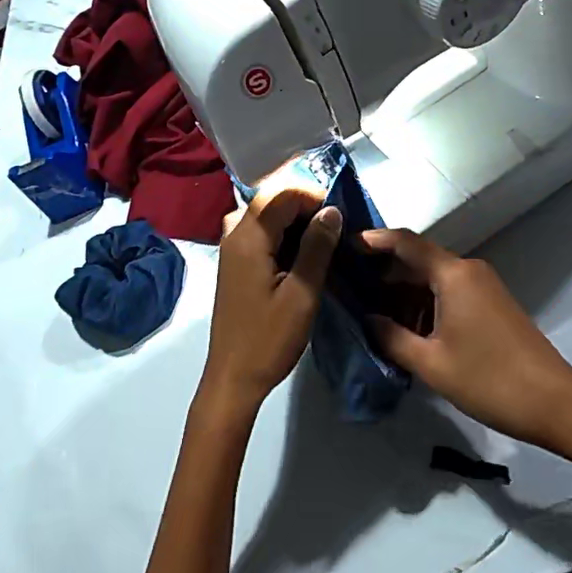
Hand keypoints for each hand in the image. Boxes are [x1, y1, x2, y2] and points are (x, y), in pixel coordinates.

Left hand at [202, 186, 342, 415]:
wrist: (234, 378)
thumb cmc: (269, 338)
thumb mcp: (302, 293)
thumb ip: (317, 247)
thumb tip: (332, 210)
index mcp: (248, 238)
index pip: (281, 194)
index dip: (312, 197)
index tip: (339, 219)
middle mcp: (234, 235)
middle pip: (270, 201)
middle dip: (304, 207)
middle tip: (333, 230)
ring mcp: (231, 251)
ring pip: (264, 217)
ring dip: (293, 222)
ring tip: (320, 241)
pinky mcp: (235, 266)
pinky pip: (259, 235)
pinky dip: (281, 236)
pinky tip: (301, 256)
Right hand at [363, 229, 571, 449]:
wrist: (555, 404)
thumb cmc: (488, 380)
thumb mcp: (430, 363)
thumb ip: (391, 337)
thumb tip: (367, 319)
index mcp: (453, 275)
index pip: (406, 242)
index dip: (373, 240)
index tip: (344, 246)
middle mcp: (468, 270)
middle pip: (417, 260)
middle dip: (383, 272)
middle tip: (349, 287)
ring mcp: (482, 286)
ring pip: (432, 278)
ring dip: (403, 292)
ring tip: (370, 312)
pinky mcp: (490, 303)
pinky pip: (448, 292)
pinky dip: (424, 303)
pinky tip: (405, 327)